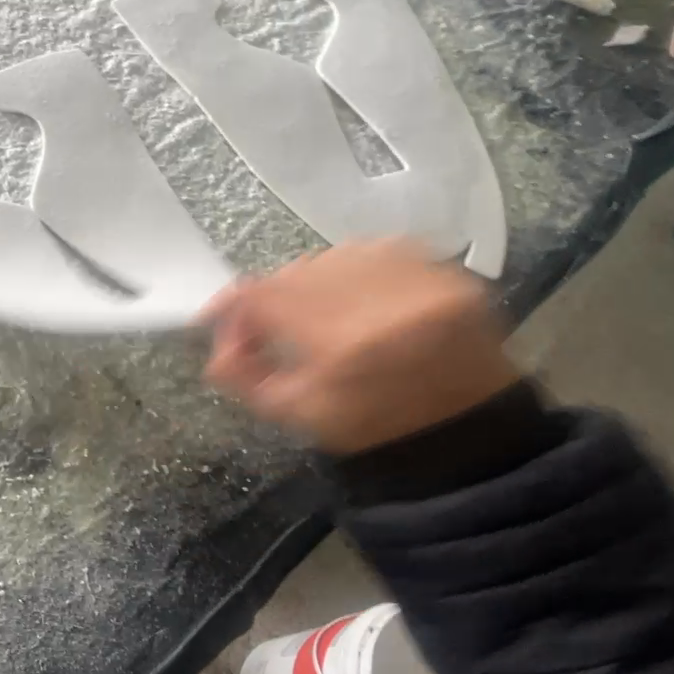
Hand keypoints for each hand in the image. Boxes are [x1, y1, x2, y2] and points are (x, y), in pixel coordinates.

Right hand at [201, 240, 520, 454]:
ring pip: (337, 255)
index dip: (232, 301)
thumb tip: (216, 328)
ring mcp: (424, 283)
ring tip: (312, 307)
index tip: (216, 313)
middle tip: (266, 320)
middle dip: (271, 293)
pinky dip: (354, 266)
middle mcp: (386, 304)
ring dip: (311, 278)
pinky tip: (350, 291)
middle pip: (299, 271)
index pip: (267, 295)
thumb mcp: (286, 410)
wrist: (457, 424)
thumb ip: (238, 371)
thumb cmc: (363, 425)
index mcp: (342, 345)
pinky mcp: (450, 274)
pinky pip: (383, 248)